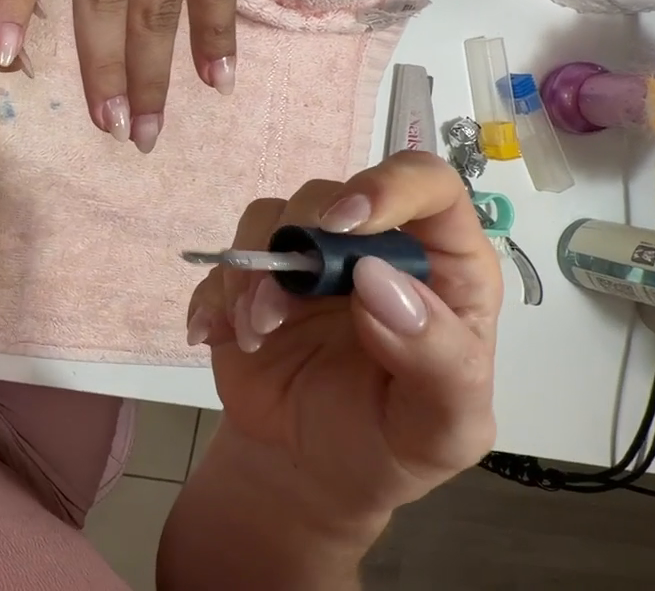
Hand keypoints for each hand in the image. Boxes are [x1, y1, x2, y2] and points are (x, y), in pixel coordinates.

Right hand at [184, 152, 501, 520]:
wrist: (303, 468)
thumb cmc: (386, 447)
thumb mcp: (440, 428)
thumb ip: (437, 359)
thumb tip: (379, 279)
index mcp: (439, 272)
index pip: (428, 187)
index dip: (387, 187)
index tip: (340, 223)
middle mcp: (371, 251)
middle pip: (329, 193)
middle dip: (294, 245)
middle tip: (275, 308)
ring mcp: (306, 261)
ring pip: (267, 218)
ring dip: (248, 273)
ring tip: (252, 333)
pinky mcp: (251, 277)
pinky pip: (222, 259)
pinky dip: (214, 296)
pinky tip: (218, 337)